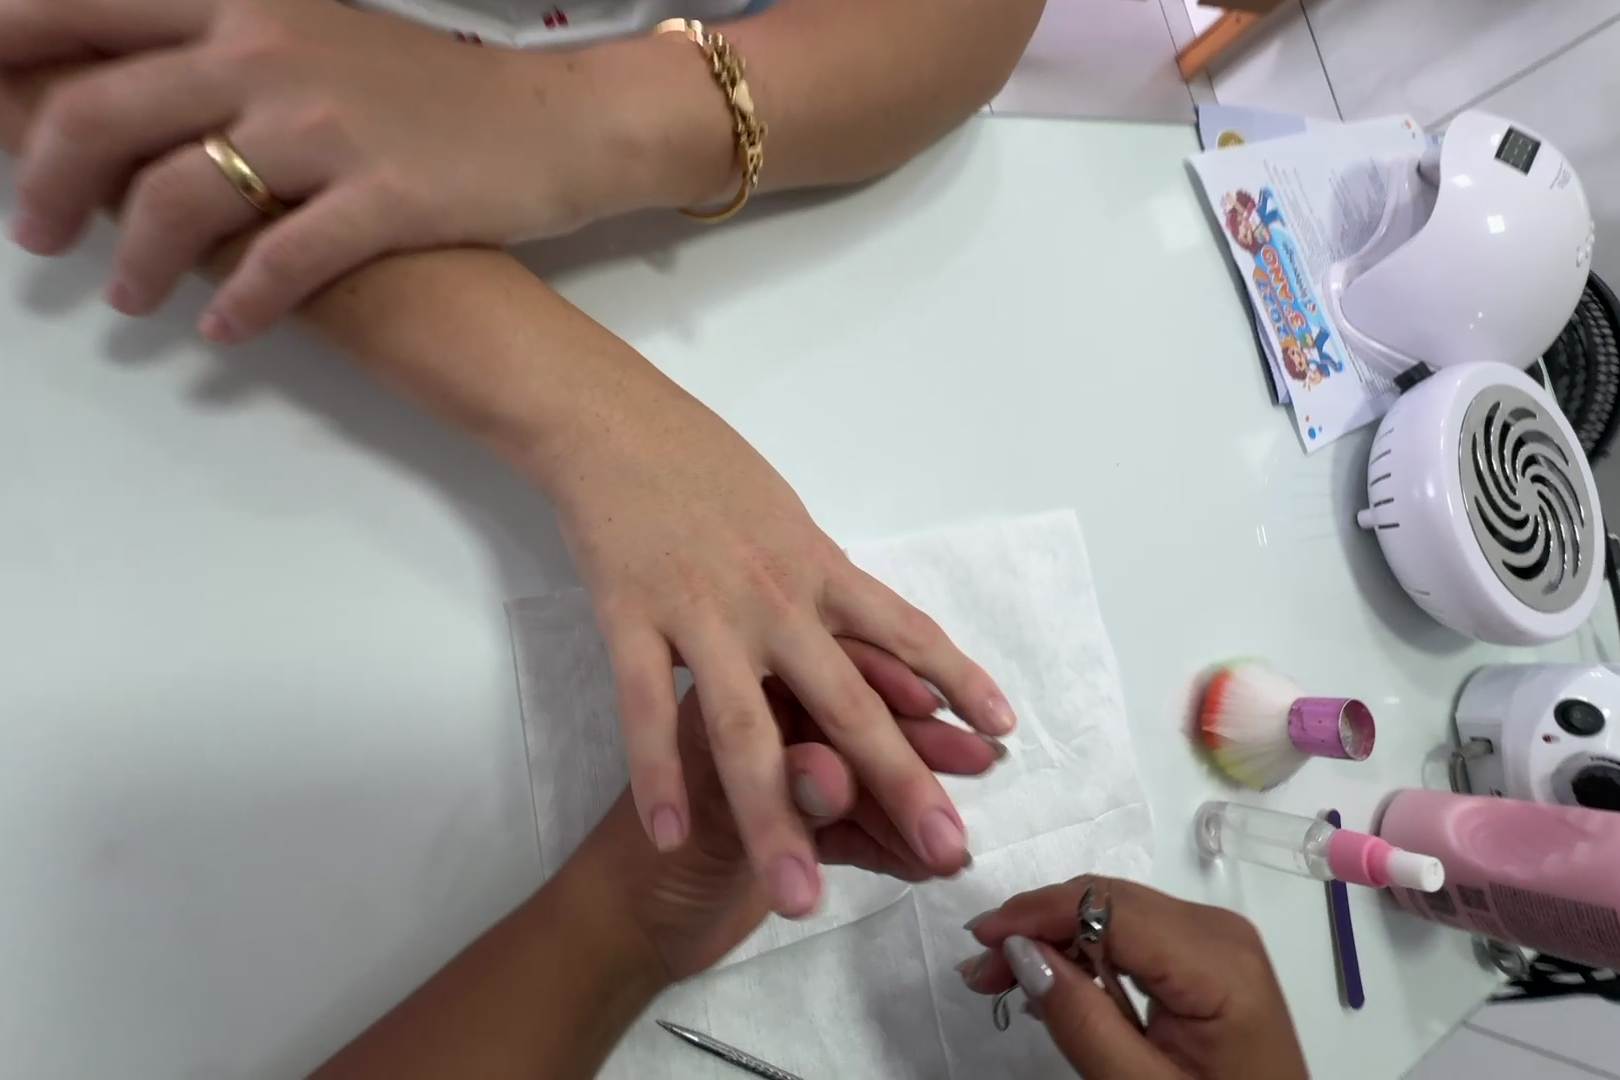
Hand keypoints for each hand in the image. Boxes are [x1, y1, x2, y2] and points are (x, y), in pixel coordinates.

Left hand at [0, 0, 719, 341]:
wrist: (556, 125)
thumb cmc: (454, 92)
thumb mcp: (335, 33)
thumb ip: (243, 41)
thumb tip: (164, 75)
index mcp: (250, 1)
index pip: (75, 0)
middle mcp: (269, 52)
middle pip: (105, 109)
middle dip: (45, 180)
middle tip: (33, 238)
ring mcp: (329, 130)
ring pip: (186, 195)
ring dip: (137, 258)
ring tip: (124, 300)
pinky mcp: (387, 201)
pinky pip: (287, 260)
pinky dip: (243, 302)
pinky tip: (221, 333)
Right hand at [544, 382, 1014, 920]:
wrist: (615, 422)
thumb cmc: (708, 464)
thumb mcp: (787, 516)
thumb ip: (825, 580)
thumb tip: (869, 633)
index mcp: (817, 566)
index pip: (906, 630)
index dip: (958, 680)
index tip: (1004, 732)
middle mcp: (774, 598)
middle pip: (848, 699)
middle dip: (901, 779)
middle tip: (946, 851)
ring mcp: (701, 611)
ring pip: (747, 728)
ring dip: (777, 816)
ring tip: (803, 895)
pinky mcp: (628, 618)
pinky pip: (648, 709)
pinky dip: (659, 777)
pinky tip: (672, 836)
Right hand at [960, 878, 1309, 1079]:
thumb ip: (1083, 1023)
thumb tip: (1019, 948)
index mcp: (1217, 959)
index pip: (1106, 907)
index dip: (1037, 914)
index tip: (978, 941)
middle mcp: (1216, 927)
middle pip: (1104, 902)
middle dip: (1037, 928)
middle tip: (982, 971)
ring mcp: (1212, 935)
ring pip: (1108, 910)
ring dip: (1053, 939)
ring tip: (1004, 977)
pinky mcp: (1203, 950)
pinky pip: (1127, 931)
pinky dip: (1083, 951)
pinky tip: (1054, 979)